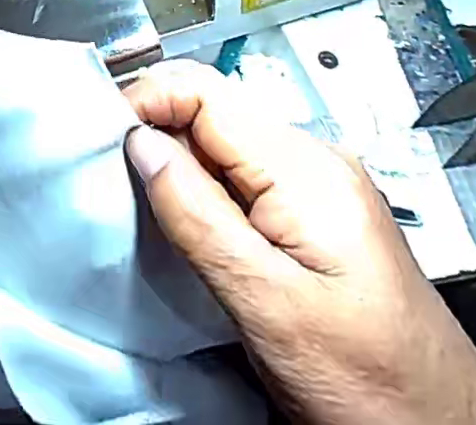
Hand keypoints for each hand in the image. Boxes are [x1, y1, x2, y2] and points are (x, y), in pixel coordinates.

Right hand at [124, 64, 475, 424]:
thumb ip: (198, 217)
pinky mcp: (304, 209)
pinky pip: (230, 170)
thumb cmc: (372, 386)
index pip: (203, 90)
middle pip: (206, 108)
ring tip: (137, 197)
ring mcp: (310, 183)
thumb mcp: (271, 306)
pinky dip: (192, 182)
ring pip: (213, 138)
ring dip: (168, 158)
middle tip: (111, 174)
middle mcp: (310, 159)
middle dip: (151, 129)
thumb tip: (138, 141)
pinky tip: (178, 215)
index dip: (146, 100)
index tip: (103, 140)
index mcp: (306, 169)